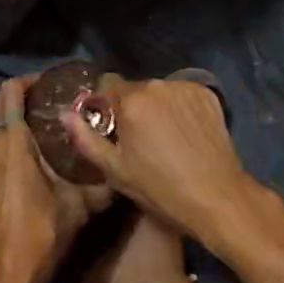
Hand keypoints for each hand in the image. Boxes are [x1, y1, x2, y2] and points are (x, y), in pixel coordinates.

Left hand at [0, 77, 110, 282]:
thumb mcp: (77, 204)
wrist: (5, 278)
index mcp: (11, 140)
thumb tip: (120, 168)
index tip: (48, 85)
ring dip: (8, 126)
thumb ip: (99, 181)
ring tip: (34, 136)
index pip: (10, 91)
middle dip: (19, 100)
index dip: (27, 81)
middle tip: (45, 107)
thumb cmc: (41, 230)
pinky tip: (17, 169)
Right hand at [60, 75, 255, 239]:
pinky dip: (181, 108)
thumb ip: (86, 140)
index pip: (108, 85)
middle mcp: (157, 84)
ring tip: (167, 139)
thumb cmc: (162, 189)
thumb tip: (65, 115)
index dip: (106, 105)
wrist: (217, 197)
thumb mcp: (117, 172)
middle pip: (136, 89)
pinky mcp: (207, 94)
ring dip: (158, 108)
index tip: (111, 127)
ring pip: (161, 92)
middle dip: (133, 108)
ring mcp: (185, 87)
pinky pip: (184, 95)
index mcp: (132, 100)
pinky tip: (187, 134)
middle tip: (140, 140)